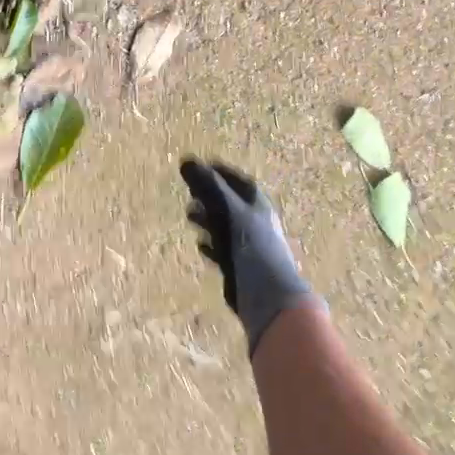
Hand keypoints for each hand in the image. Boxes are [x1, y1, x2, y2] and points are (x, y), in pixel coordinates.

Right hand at [179, 161, 318, 354]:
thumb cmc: (252, 247)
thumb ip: (209, 187)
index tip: (203, 165)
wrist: (268, 294)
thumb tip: (186, 160)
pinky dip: (211, 243)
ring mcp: (249, 245)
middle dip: (211, 196)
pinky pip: (223, 248)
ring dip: (207, 219)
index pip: (241, 182)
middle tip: (190, 191)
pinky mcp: (240, 265)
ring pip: (225, 225)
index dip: (223, 173)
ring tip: (190, 216)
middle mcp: (256, 223)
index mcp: (258, 207)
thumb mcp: (230, 212)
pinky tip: (202, 245)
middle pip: (232, 203)